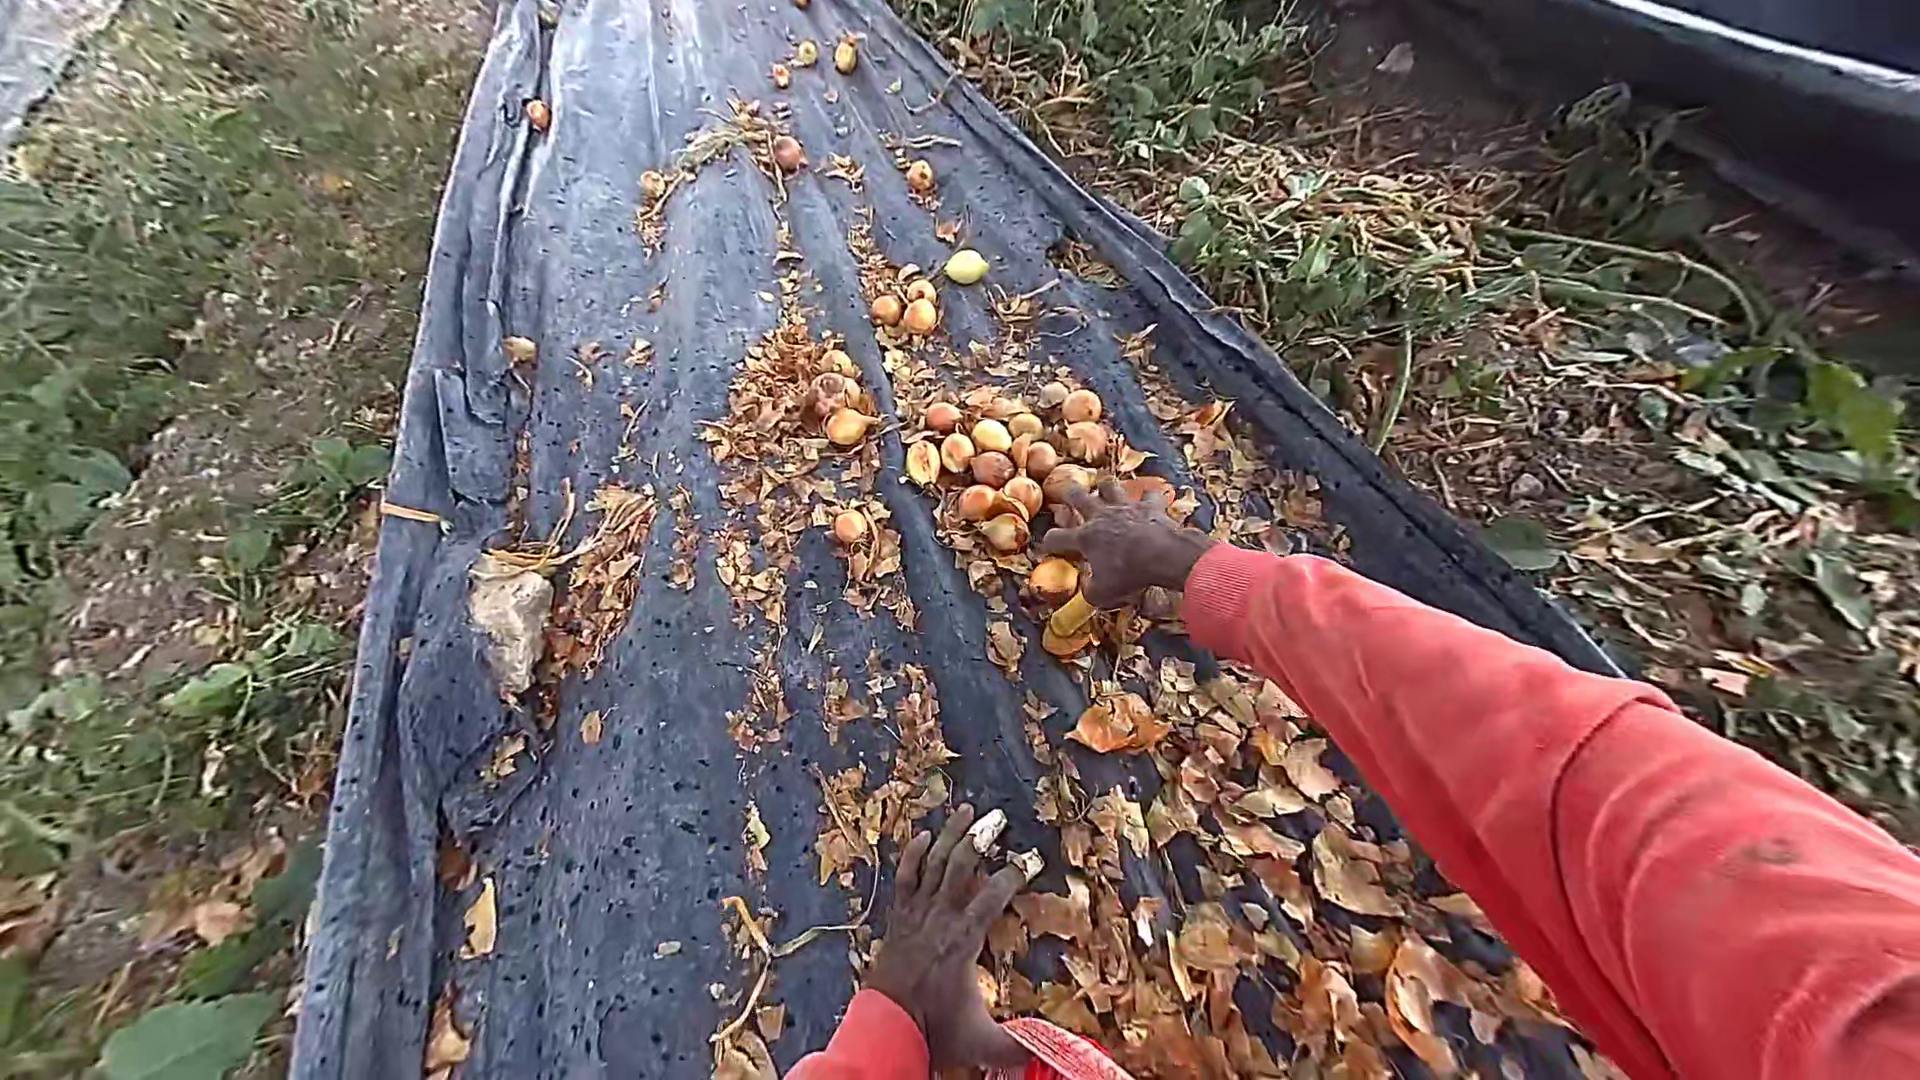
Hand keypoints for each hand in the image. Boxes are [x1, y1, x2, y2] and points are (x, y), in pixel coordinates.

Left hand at [864, 805, 1029, 1070]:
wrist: (885, 1028)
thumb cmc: (934, 1029)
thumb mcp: (981, 1040)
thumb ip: (1017, 1042)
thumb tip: (1056, 1047)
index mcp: (964, 937)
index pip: (995, 894)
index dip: (1015, 874)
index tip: (1033, 860)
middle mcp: (942, 914)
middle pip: (962, 865)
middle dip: (981, 837)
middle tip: (997, 817)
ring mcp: (918, 910)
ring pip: (935, 862)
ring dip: (951, 834)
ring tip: (966, 809)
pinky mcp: (900, 914)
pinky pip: (905, 876)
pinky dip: (913, 853)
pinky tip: (923, 835)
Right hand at [1039, 478, 1215, 607]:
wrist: (1165, 555)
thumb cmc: (1130, 574)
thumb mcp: (1103, 594)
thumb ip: (1090, 591)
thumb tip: (1088, 590)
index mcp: (1085, 537)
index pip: (1056, 537)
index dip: (1048, 542)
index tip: (1047, 547)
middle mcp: (1101, 517)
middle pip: (1078, 497)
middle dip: (1069, 494)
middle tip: (1067, 492)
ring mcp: (1126, 508)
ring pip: (1110, 486)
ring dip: (1106, 487)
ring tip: (1105, 489)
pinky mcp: (1150, 506)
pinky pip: (1149, 495)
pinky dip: (1148, 497)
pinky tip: (1149, 498)